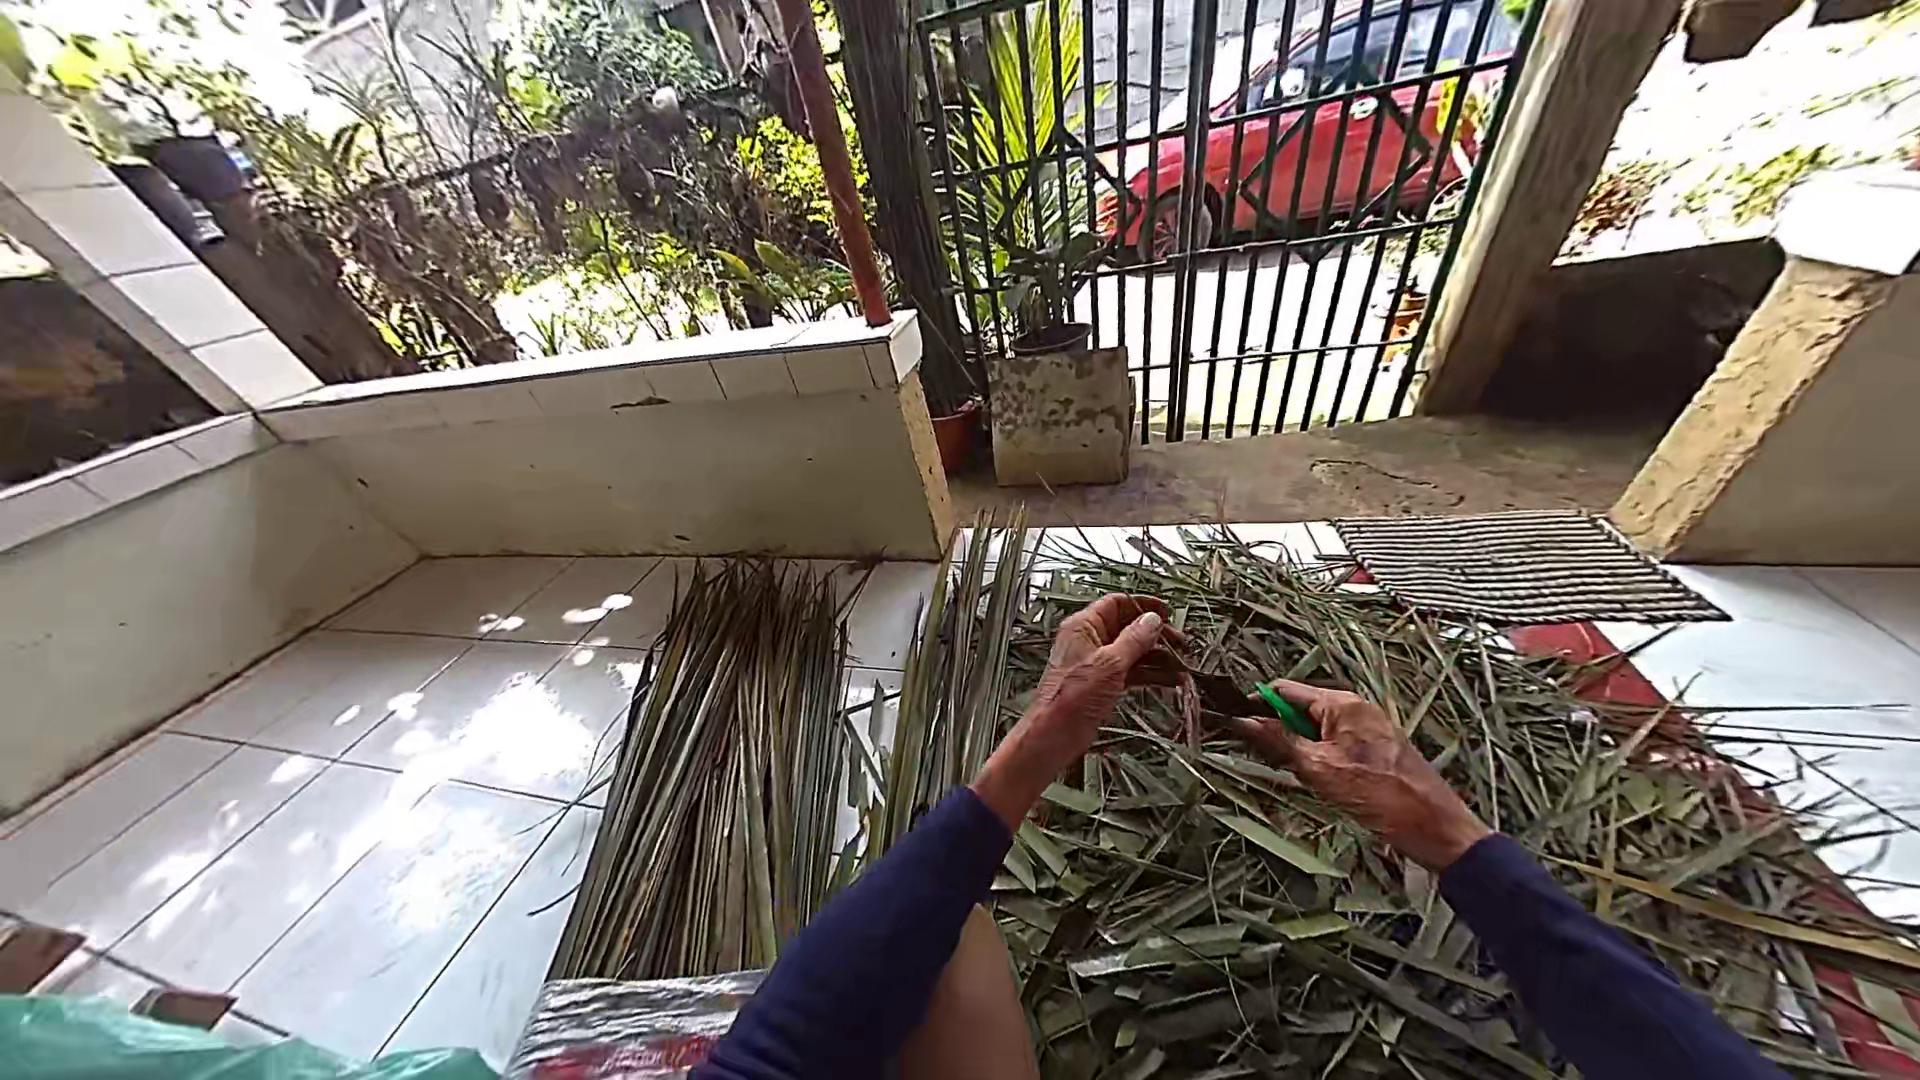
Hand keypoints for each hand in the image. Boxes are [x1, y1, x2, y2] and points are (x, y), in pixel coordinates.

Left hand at [970, 594, 1172, 830]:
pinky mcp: (1101, 683)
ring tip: (1181, 664)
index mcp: (1083, 627)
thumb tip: (1152, 620)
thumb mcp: (1110, 663)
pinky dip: (1149, 674)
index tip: (1166, 611)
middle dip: (1155, 634)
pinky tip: (1169, 680)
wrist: (1056, 732)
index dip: (1142, 605)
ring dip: (1157, 656)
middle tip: (1180, 642)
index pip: (1116, 604)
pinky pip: (1131, 671)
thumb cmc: (1071, 697)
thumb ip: (1134, 640)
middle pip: (1127, 627)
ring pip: (1132, 651)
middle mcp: (1088, 641)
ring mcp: (1096, 662)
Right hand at [1226, 679, 1490, 870]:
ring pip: (1314, 730)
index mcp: (1340, 703)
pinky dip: (1319, 758)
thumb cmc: (1380, 795)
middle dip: (1281, 733)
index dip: (1258, 706)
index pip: (1283, 690)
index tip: (1240, 727)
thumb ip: (1277, 740)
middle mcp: (1354, 708)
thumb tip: (1241, 720)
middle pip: (1298, 710)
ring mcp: (1366, 727)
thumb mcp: (1318, 768)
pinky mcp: (1375, 748)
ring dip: (1300, 750)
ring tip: (1304, 777)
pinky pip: (1333, 743)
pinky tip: (1323, 783)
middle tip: (1274, 762)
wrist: (1440, 831)